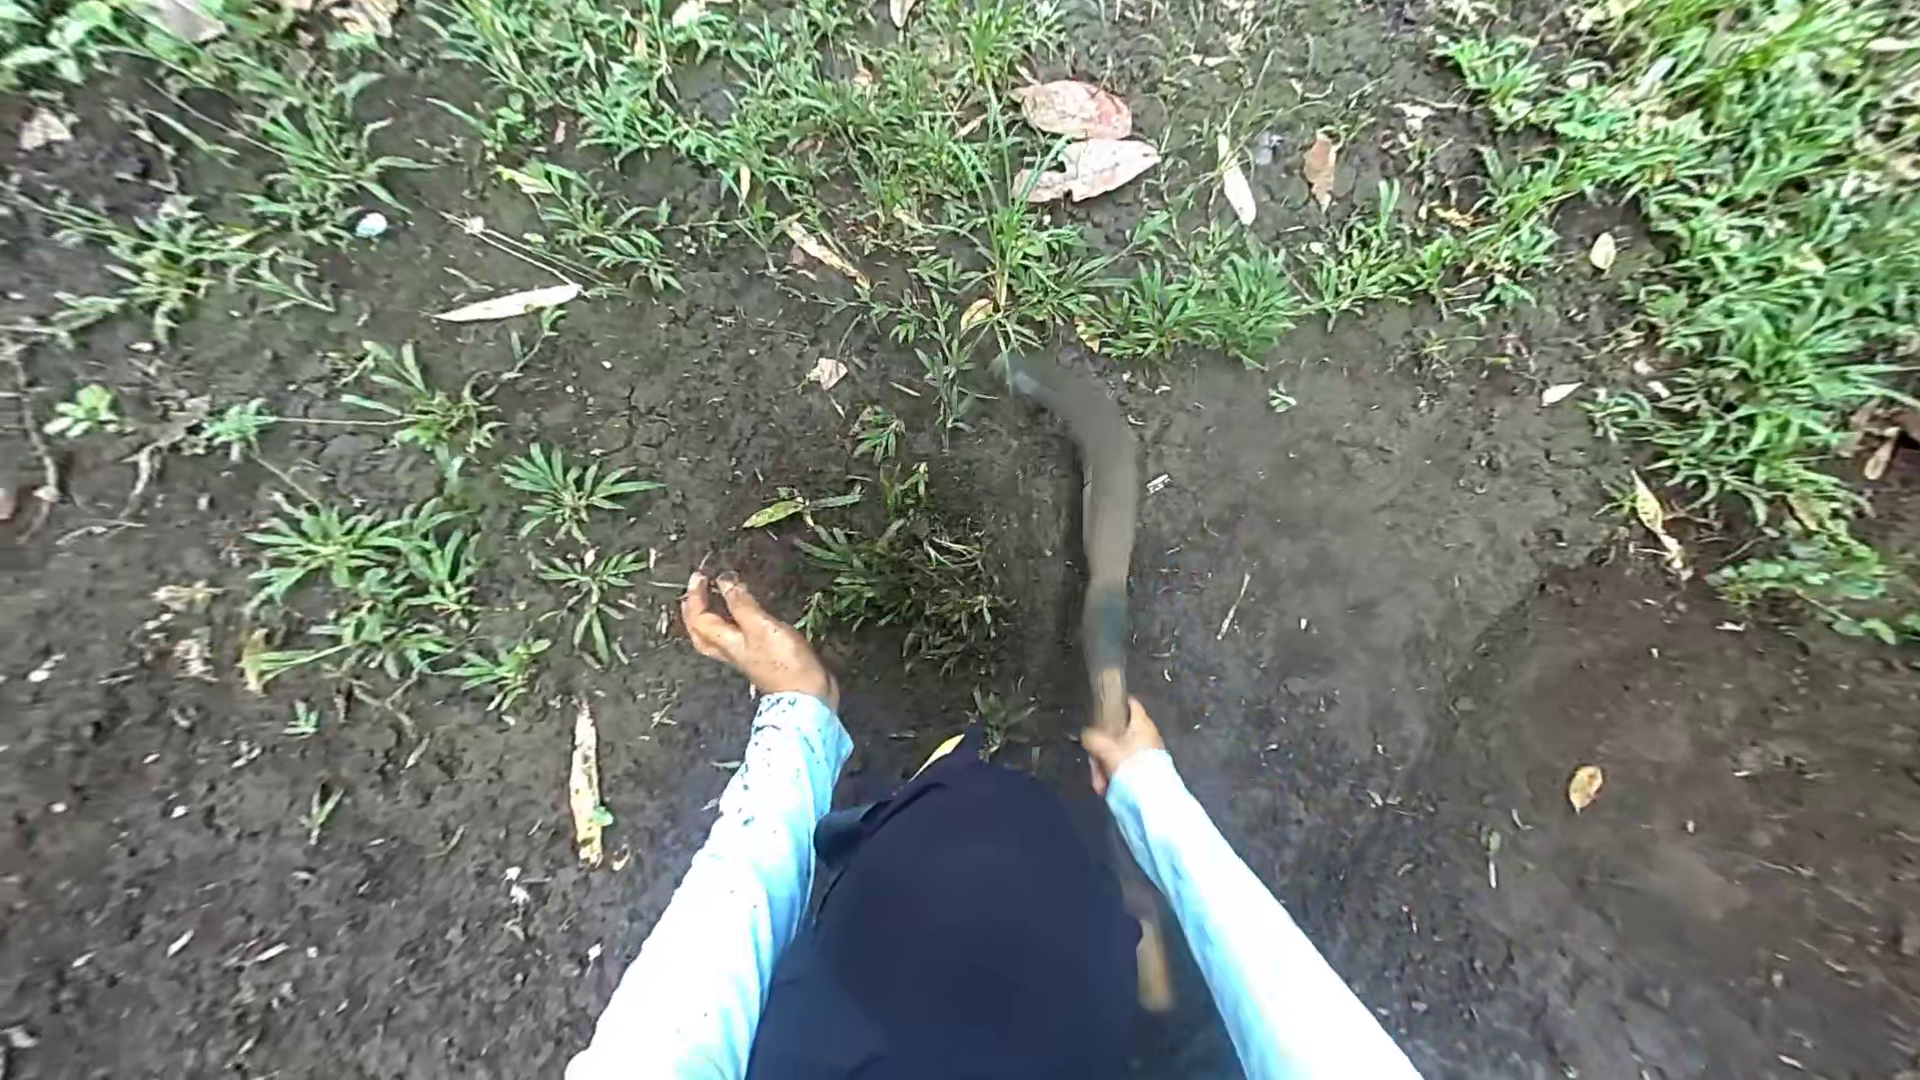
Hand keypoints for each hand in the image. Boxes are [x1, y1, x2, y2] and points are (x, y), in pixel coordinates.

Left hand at [682, 571, 838, 710]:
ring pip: (715, 635)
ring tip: (712, 599)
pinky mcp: (761, 656)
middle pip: (700, 631)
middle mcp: (729, 649)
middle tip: (698, 587)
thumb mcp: (760, 625)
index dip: (697, 595)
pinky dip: (730, 622)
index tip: (701, 574)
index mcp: (725, 642)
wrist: (806, 693)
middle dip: (694, 609)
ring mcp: (744, 654)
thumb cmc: (782, 659)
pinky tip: (742, 615)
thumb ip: (741, 603)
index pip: (699, 618)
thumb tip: (723, 580)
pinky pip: (734, 636)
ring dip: (709, 617)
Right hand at [1082, 696, 1164, 795]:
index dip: (1114, 703)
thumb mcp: (1104, 748)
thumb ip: (1091, 737)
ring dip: (1105, 766)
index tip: (1099, 710)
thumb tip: (1086, 735)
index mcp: (1142, 723)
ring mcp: (1150, 753)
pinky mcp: (1150, 770)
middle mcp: (1148, 734)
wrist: (1154, 799)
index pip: (1128, 702)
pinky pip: (1127, 767)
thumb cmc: (1130, 765)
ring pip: (1120, 752)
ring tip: (1099, 783)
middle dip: (1102, 748)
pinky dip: (1115, 775)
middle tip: (1093, 762)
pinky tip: (1106, 787)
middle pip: (1118, 732)